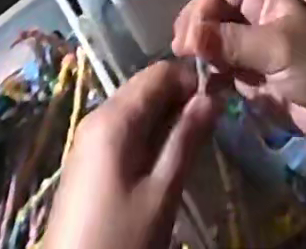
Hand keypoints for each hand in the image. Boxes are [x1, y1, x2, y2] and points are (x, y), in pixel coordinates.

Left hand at [42, 60, 216, 248]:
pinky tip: (164, 158)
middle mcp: (98, 115)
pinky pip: (124, 128)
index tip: (218, 103)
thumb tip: (213, 96)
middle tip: (208, 124)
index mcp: (114, 117)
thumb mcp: (161, 193)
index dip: (191, 81)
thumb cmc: (120, 241)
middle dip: (179, 98)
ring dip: (166, 116)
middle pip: (146, 86)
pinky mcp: (88, 158)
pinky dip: (148, 132)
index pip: (160, 72)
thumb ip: (186, 139)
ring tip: (191, 142)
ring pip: (136, 107)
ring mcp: (89, 137)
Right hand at [172, 0, 305, 139]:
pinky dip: (208, 78)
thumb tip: (190, 37)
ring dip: (198, 56)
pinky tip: (201, 89)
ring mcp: (250, 49)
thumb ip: (232, 42)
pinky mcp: (250, 78)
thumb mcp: (276, 48)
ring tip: (186, 73)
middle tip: (180, 54)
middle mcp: (251, 19)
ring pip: (212, 45)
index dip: (199, 10)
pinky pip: (221, 72)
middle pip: (211, 16)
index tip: (187, 38)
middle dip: (194, 31)